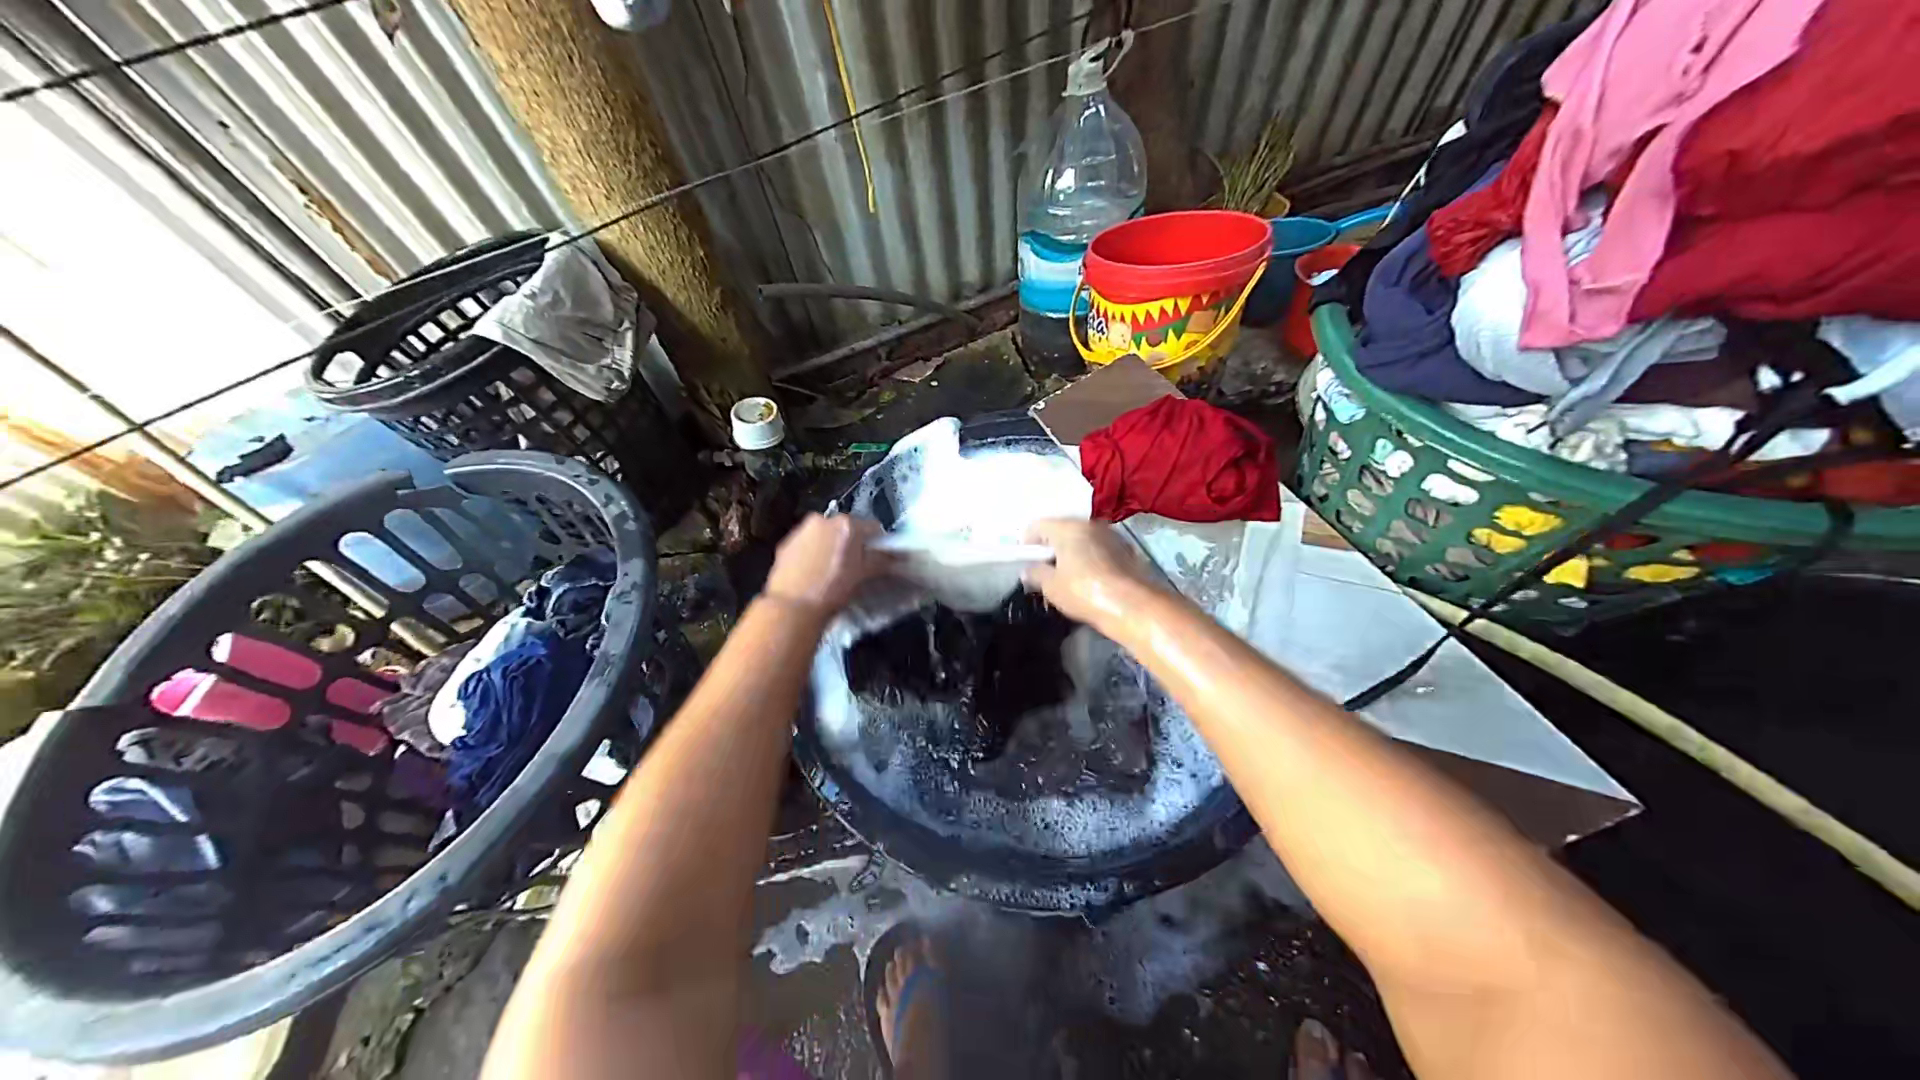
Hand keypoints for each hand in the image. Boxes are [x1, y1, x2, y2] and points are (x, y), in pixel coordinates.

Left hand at [762, 514, 889, 617]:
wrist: (793, 607)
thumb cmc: (833, 589)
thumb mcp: (863, 575)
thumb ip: (882, 561)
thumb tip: (896, 557)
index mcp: (846, 524)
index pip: (872, 529)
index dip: (878, 544)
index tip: (877, 559)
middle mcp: (822, 520)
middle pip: (846, 530)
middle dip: (852, 545)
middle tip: (854, 567)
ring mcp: (801, 531)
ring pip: (824, 537)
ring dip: (830, 548)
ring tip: (831, 573)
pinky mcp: (785, 545)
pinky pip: (806, 546)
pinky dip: (812, 555)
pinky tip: (813, 576)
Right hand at [1022, 518, 1160, 629]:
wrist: (1133, 606)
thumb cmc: (1085, 592)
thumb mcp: (1051, 587)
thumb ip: (1035, 574)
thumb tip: (1028, 570)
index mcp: (1067, 527)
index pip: (1038, 525)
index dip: (1027, 542)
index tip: (1024, 559)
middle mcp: (1090, 524)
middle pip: (1062, 529)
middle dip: (1051, 546)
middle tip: (1044, 567)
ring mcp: (1111, 535)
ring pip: (1083, 538)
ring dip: (1073, 551)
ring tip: (1067, 574)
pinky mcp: (1126, 549)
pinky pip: (1099, 548)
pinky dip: (1090, 557)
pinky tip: (1090, 577)